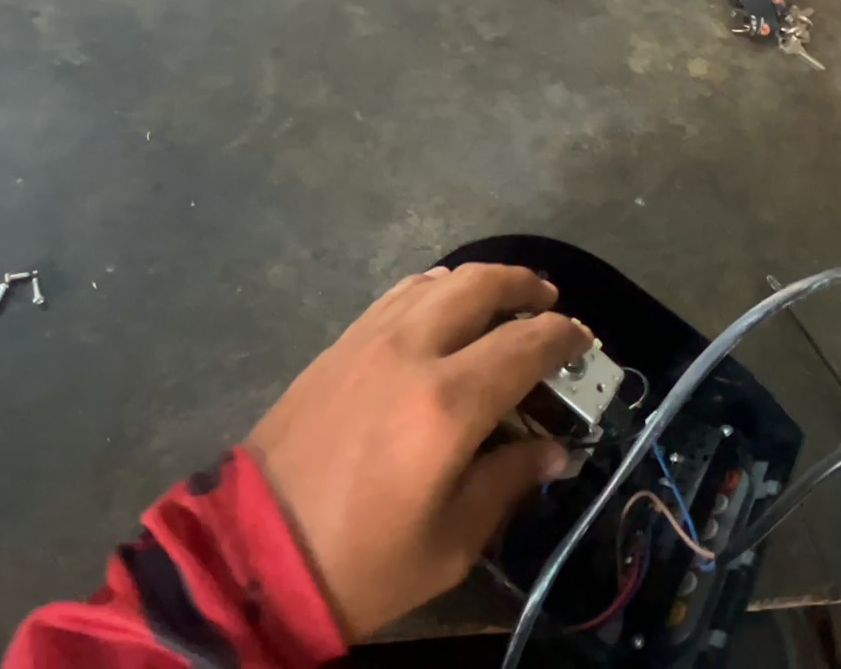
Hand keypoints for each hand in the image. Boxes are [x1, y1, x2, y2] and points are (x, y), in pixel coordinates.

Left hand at [245, 264, 592, 640]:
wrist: (256, 552)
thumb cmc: (363, 560)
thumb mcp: (452, 541)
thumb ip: (509, 480)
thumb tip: (554, 450)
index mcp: (447, 403)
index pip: (525, 345)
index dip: (564, 338)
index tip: (584, 341)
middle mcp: (411, 351)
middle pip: (480, 286)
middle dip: (525, 285)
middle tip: (550, 302)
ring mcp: (369, 339)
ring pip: (437, 281)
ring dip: (480, 281)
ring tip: (504, 298)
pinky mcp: (340, 343)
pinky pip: (398, 295)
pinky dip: (433, 289)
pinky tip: (443, 304)